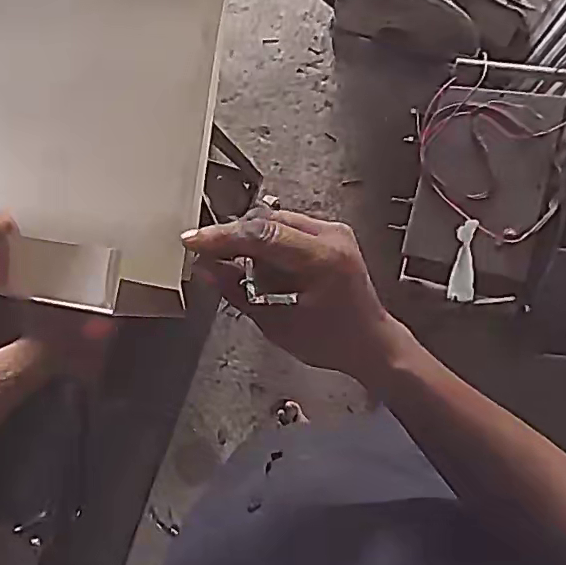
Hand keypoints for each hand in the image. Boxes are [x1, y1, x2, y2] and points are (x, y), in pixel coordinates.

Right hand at [183, 209, 414, 380]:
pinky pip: (287, 229)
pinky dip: (267, 246)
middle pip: (266, 221)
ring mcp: (334, 231)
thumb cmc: (333, 342)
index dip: (222, 237)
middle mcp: (333, 236)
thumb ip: (238, 292)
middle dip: (233, 239)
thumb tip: (207, 269)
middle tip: (206, 256)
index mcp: (324, 259)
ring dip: (250, 243)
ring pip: (275, 222)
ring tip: (241, 274)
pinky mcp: (330, 234)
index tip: (194, 241)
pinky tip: (262, 271)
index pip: (262, 234)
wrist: (371, 342)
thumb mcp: (277, 324)